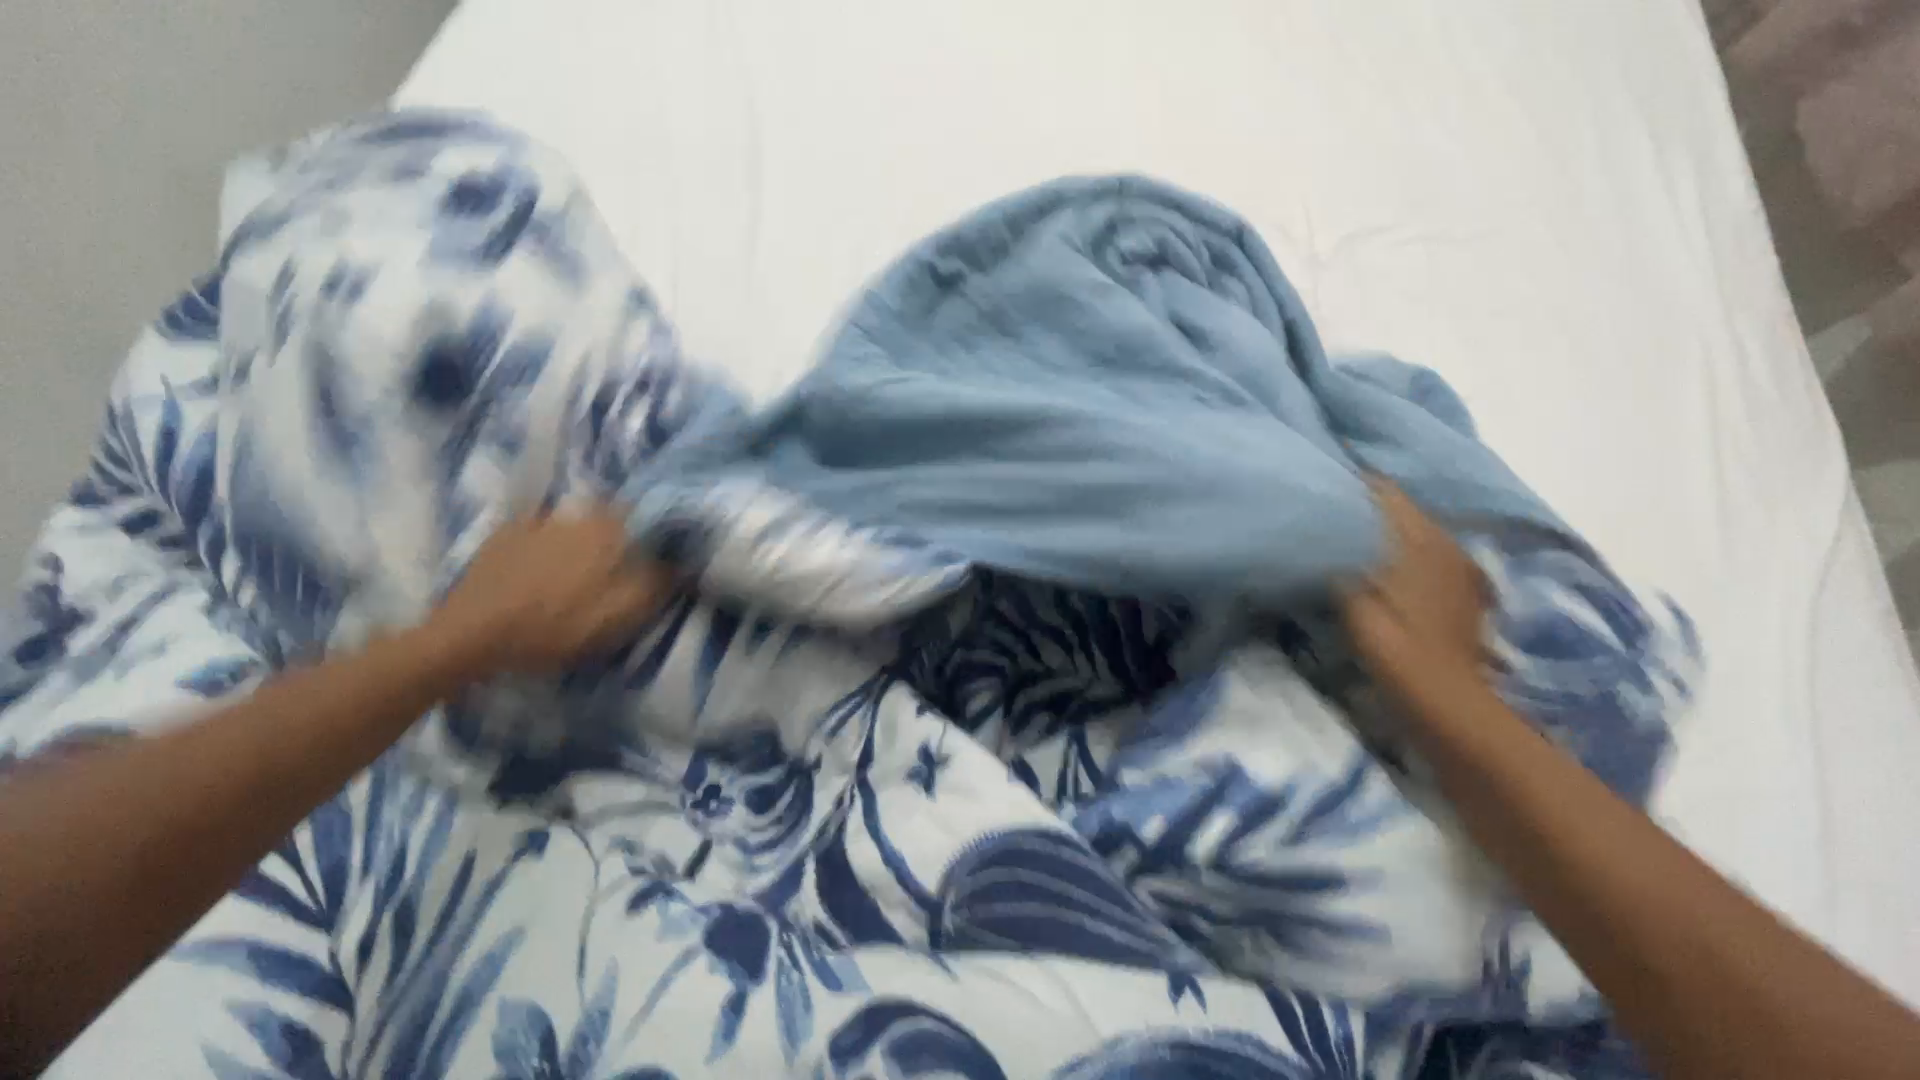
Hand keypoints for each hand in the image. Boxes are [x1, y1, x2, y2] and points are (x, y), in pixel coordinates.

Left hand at [428, 507, 671, 677]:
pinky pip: (539, 530)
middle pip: (610, 517)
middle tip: (616, 566)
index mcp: (608, 531)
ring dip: (581, 539)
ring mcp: (536, 519)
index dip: (655, 531)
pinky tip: (541, 568)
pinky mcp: (504, 532)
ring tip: (577, 571)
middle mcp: (575, 514)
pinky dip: (547, 543)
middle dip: (618, 535)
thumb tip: (681, 562)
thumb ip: (655, 586)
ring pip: (574, 522)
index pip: (646, 514)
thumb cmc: (553, 628)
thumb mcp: (617, 618)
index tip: (657, 551)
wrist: (471, 634)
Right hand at [1339, 481, 1490, 705]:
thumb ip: (1341, 561)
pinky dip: (1403, 550)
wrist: (1446, 698)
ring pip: (1416, 529)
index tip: (1321, 485)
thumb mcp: (1355, 603)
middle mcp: (1445, 542)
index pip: (1384, 491)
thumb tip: (1321, 535)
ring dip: (1386, 528)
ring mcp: (1459, 565)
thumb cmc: (1394, 649)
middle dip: (1367, 506)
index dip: (1352, 485)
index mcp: (1420, 538)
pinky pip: (1427, 553)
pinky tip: (1383, 564)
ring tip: (1351, 535)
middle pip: (1402, 508)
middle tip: (1329, 510)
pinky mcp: (1464, 587)